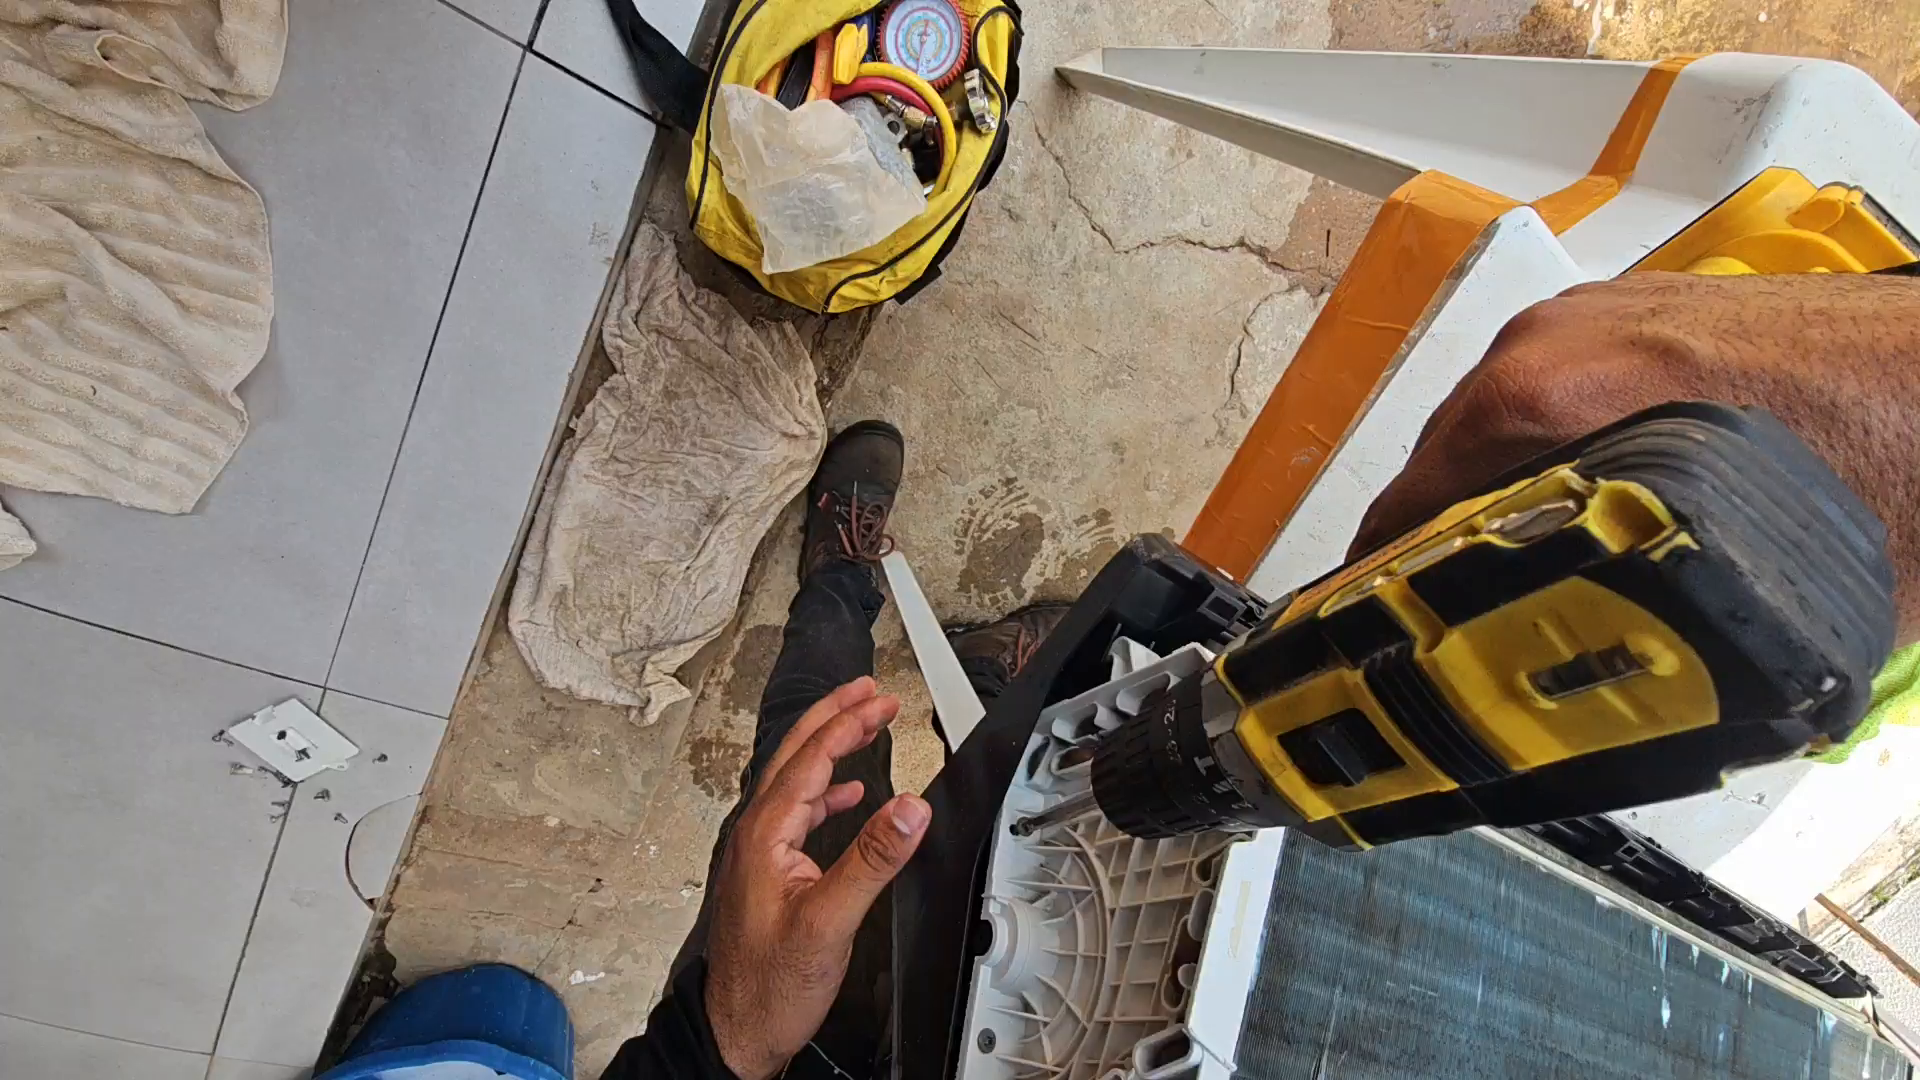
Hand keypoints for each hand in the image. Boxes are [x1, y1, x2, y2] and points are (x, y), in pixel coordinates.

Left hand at [704, 677, 931, 1079]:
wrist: (734, 1034)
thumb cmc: (768, 987)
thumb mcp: (829, 923)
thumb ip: (872, 860)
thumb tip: (909, 808)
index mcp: (767, 832)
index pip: (812, 758)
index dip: (850, 723)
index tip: (882, 702)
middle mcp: (759, 831)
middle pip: (796, 752)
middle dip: (835, 714)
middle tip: (869, 690)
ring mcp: (763, 848)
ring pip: (799, 775)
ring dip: (833, 744)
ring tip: (864, 723)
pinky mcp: (772, 867)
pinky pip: (802, 808)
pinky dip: (829, 788)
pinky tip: (850, 792)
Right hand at [1349, 272, 1919, 642]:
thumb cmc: (1913, 460)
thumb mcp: (1748, 584)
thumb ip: (1610, 627)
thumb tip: (1544, 698)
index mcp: (1539, 396)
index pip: (1403, 504)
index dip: (1380, 573)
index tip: (1375, 622)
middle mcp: (1536, 342)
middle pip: (1434, 465)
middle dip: (1435, 535)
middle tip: (1457, 603)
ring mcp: (1574, 315)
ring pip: (1480, 427)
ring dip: (1483, 491)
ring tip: (1521, 549)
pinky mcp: (1615, 306)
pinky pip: (1530, 392)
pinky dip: (1530, 447)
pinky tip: (1577, 486)